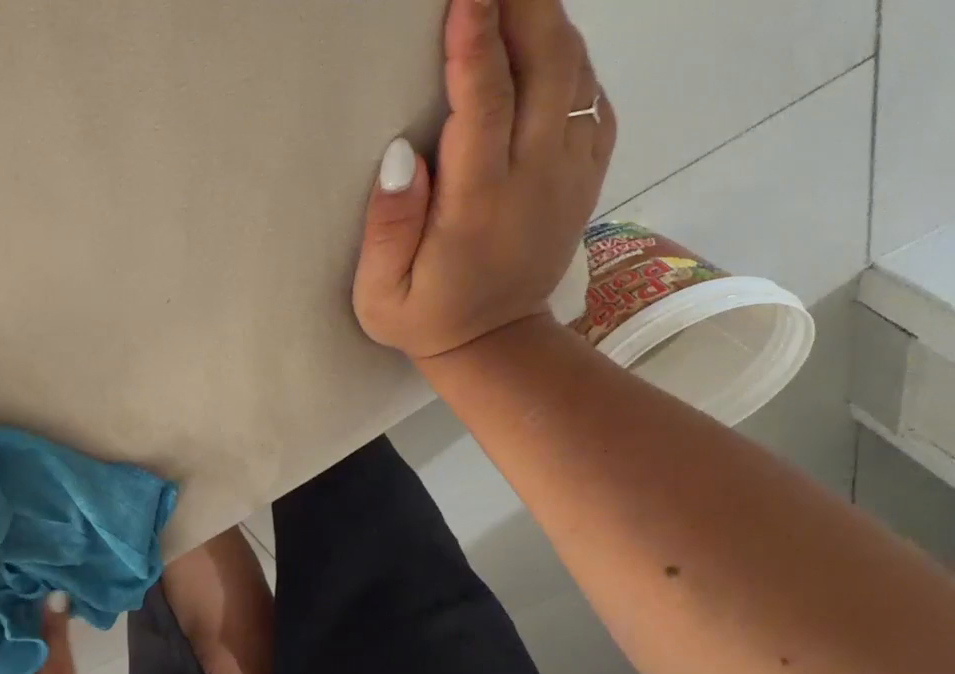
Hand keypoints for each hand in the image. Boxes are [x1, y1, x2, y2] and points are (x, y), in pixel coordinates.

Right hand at [353, 0, 615, 359]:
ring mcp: (572, 170)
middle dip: (525, 8)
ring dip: (549, 21)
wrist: (499, 343)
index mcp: (480, 204)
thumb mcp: (380, 294)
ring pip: (574, 72)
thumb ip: (388, 229)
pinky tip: (545, 37)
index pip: (486, 106)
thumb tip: (401, 153)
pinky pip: (590, 92)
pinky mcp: (586, 169)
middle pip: (546, 68)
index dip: (476, 44)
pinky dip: (570, 53)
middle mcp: (538, 176)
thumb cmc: (425, 317)